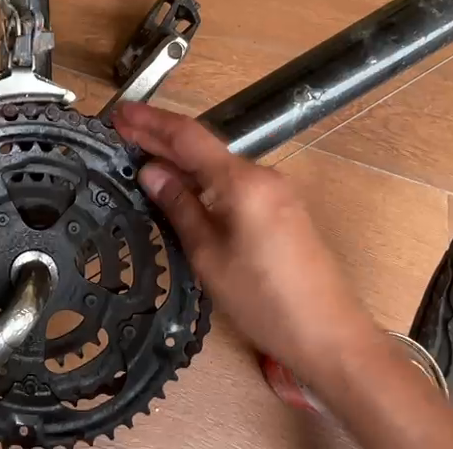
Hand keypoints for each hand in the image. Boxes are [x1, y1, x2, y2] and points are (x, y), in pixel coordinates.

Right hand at [112, 102, 380, 381]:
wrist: (333, 339)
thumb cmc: (265, 301)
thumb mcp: (208, 256)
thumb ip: (179, 206)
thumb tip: (150, 171)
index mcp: (242, 181)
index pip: (187, 136)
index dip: (150, 121)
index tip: (120, 112)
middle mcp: (262, 176)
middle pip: (203, 147)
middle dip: (161, 138)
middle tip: (122, 131)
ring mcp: (276, 193)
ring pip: (218, 165)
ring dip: (181, 160)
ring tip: (143, 158)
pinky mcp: (282, 211)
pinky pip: (234, 182)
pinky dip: (203, 179)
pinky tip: (183, 187)